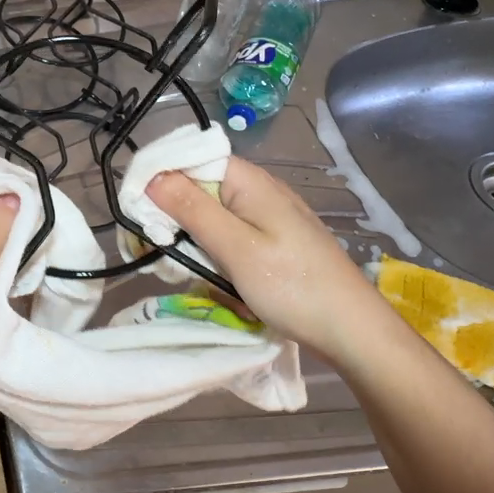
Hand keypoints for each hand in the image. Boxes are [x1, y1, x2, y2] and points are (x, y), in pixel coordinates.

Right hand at [147, 158, 398, 365]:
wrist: (356, 334)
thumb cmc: (294, 287)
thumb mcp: (235, 248)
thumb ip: (191, 208)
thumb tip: (151, 176)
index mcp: (248, 181)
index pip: (189, 158)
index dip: (158, 178)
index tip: (136, 210)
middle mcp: (257, 190)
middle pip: (196, 187)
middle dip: (172, 216)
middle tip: (159, 252)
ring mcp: (267, 216)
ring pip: (209, 215)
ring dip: (192, 240)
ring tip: (187, 272)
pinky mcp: (272, 241)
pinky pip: (228, 235)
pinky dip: (213, 253)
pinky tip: (214, 278)